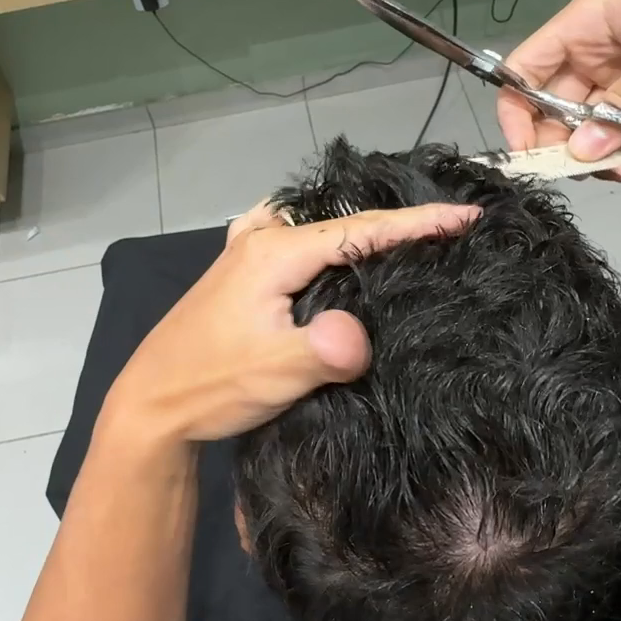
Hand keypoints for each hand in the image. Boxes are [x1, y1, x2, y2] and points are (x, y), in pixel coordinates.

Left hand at [101, 201, 479, 444]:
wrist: (152, 404)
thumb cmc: (209, 385)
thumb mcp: (272, 372)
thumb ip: (322, 350)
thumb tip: (362, 336)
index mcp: (274, 253)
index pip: (361, 230)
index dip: (418, 222)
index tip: (468, 216)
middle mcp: (261, 240)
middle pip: (343, 223)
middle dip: (397, 224)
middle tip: (449, 231)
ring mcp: (246, 254)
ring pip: (318, 230)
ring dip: (361, 232)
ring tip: (406, 238)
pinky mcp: (241, 276)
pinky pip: (294, 242)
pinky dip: (324, 241)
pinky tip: (331, 253)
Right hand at [497, 0, 620, 178]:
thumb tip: (580, 154)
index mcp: (589, 23)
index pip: (525, 72)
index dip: (517, 114)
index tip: (533, 156)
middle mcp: (602, 48)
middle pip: (558, 107)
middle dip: (574, 146)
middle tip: (602, 174)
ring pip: (600, 124)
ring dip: (613, 153)